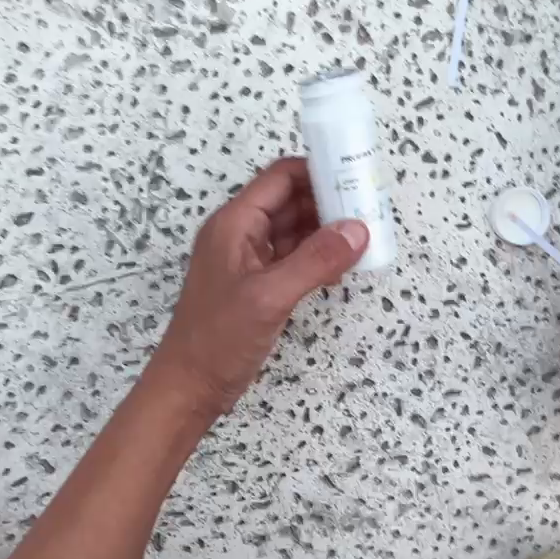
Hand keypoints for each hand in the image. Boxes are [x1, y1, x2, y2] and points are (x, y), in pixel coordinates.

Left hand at [149, 157, 368, 418]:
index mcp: (234, 224)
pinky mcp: (257, 284)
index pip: (280, 178)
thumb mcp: (269, 296)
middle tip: (369, 207)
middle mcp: (240, 234)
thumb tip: (358, 230)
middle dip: (328, 200)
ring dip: (326, 230)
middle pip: (290, 200)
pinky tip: (342, 266)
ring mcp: (248, 260)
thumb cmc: (218, 339)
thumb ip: (315, 261)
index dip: (317, 171)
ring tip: (364, 234)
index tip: (355, 176)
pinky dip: (317, 256)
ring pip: (293, 229)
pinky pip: (292, 257)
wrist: (190, 387)